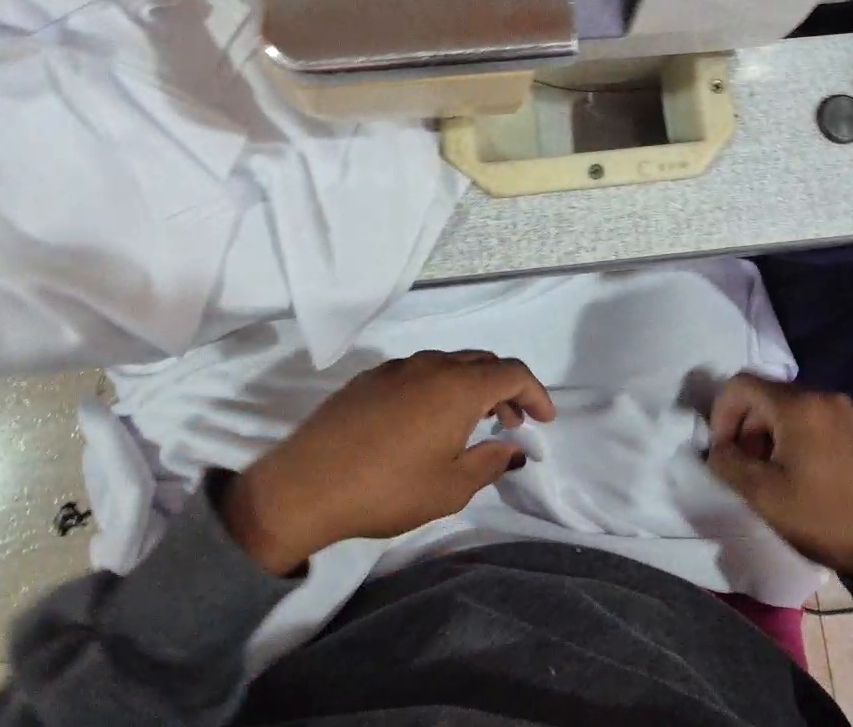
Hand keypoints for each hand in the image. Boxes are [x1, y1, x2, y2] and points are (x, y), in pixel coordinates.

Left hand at [221, 350, 556, 574]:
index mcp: (457, 387)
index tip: (545, 421)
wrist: (307, 484)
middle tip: (513, 423)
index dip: (536, 393)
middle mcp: (429, 366)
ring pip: (447, 364)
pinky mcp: (368, 379)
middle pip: (481, 362)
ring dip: (470, 388)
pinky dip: (438, 388)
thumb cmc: (388, 489)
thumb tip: (513, 449)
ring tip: (473, 424)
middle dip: (505, 389)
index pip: (511, 373)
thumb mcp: (450, 487)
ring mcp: (395, 369)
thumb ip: (490, 462)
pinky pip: (417, 373)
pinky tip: (428, 422)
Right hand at [704, 375, 852, 590]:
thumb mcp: (763, 494)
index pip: (740, 385)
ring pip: (788, 408)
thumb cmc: (826, 518)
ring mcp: (846, 412)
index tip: (721, 450)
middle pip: (765, 394)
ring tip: (768, 473)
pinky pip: (812, 419)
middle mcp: (823, 397)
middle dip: (743, 425)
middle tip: (742, 465)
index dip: (720, 414)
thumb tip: (718, 448)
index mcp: (798, 405)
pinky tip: (798, 474)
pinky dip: (793, 437)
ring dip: (766, 433)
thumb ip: (727, 462)